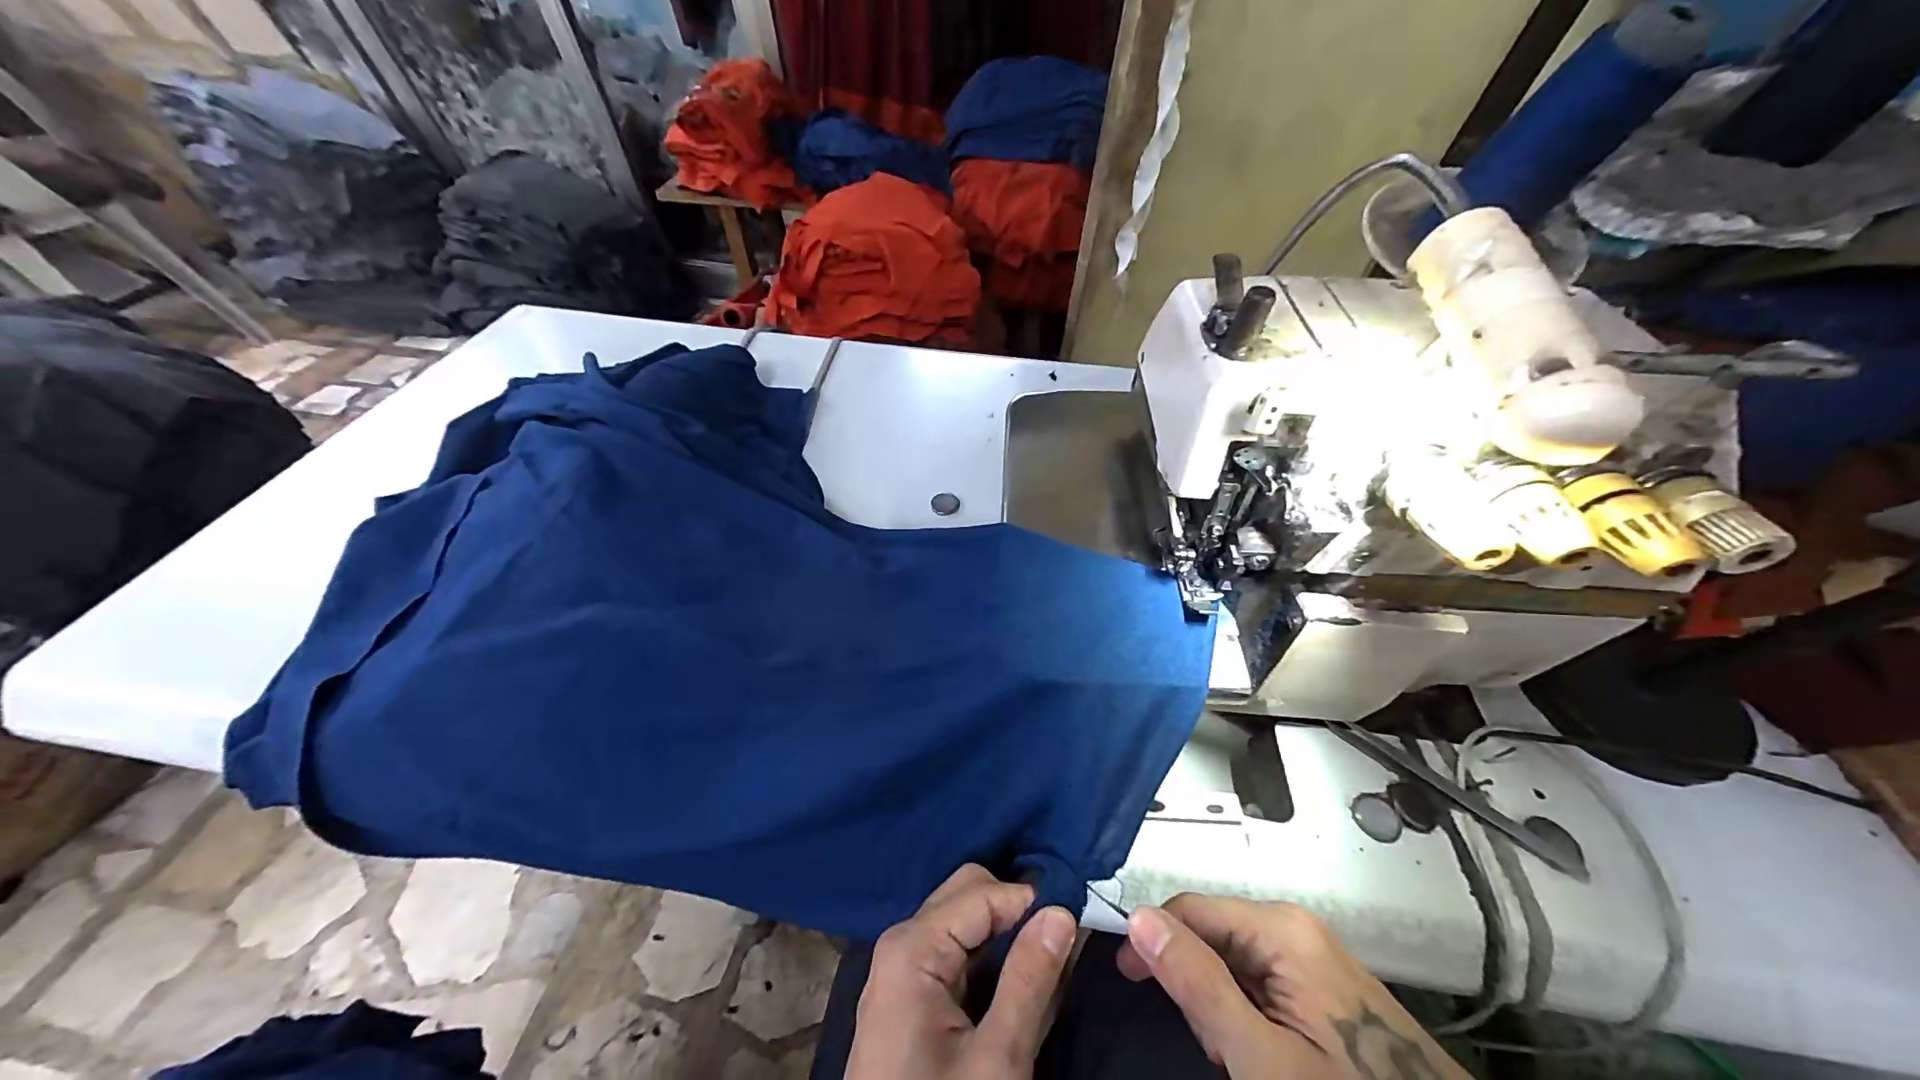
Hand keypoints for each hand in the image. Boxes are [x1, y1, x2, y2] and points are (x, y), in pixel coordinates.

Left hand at [847, 865, 1076, 1079]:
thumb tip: (1062, 912)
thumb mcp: (996, 1059)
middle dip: (1017, 909)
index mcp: (913, 946)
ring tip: (1049, 962)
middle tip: (1063, 944)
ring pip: (965, 919)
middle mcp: (903, 940)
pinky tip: (1019, 981)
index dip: (1032, 902)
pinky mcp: (910, 990)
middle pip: (969, 892)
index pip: (984, 891)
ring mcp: (902, 965)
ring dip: (1007, 932)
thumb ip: (1030, 980)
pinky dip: (991, 955)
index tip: (1077, 926)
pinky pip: (956, 949)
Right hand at [1118, 895, 1470, 1079]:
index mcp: (1281, 928)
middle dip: (1198, 986)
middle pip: (1211, 933)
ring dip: (1222, 1006)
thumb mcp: (1261, 1054)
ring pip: (1233, 960)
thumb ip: (1197, 983)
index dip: (1153, 942)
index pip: (1189, 909)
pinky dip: (1248, 1014)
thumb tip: (1138, 917)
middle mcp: (1297, 927)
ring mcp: (1313, 954)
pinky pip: (1262, 979)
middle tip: (1218, 1048)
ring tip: (1246, 1058)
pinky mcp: (1323, 982)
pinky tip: (1265, 1052)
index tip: (1130, 983)